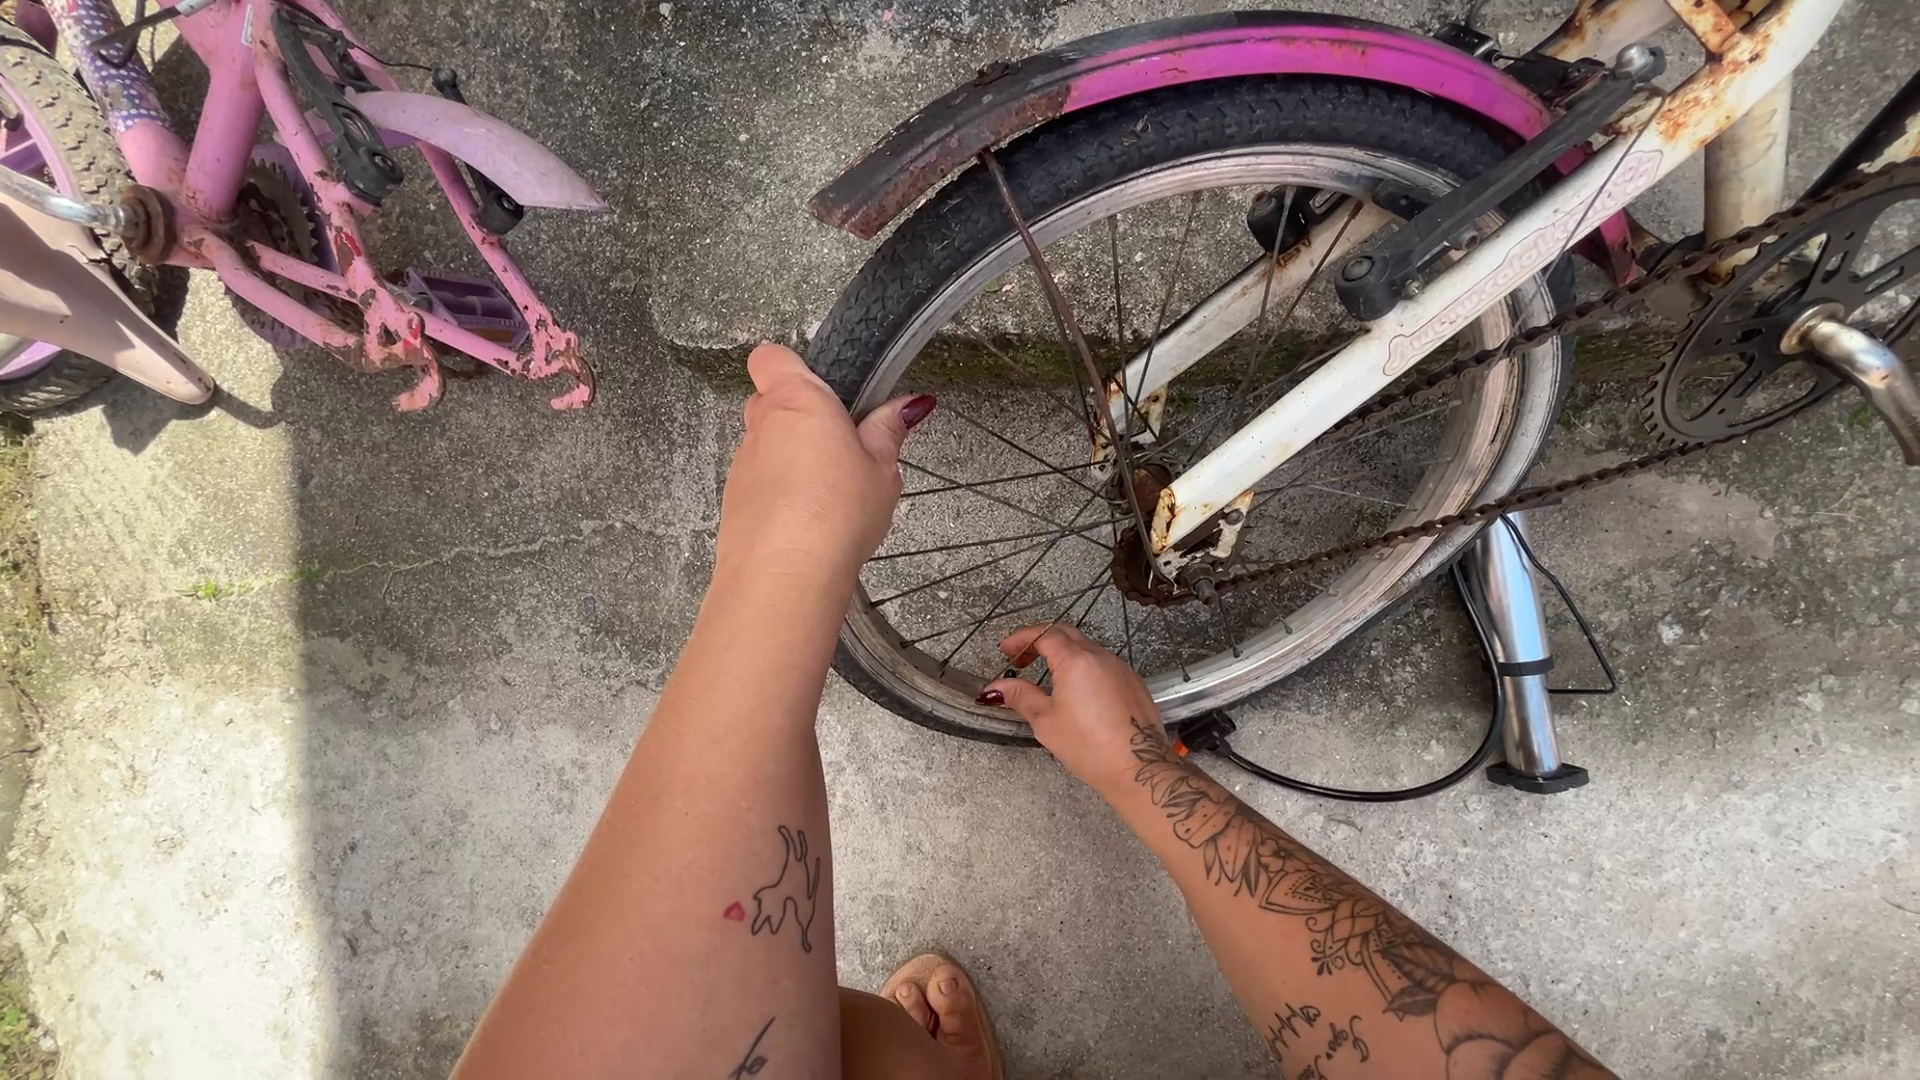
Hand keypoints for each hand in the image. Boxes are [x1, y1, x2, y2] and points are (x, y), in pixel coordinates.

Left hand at [716, 344, 933, 585]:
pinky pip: (761, 484)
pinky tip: (810, 520)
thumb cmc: (835, 512)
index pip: (772, 356)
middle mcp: (760, 426)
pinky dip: (781, 493)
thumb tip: (907, 406)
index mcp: (796, 401)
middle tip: (844, 446)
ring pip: (767, 447)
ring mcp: (742, 466)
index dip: (795, 366)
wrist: (785, 576)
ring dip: (793, 460)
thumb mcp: (882, 470)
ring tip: (832, 493)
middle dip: (803, 418)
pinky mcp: (735, 503)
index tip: (828, 388)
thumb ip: (888, 432)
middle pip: (772, 402)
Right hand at [978, 623, 1165, 793]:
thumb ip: (1021, 696)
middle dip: (1041, 640)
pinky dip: (1085, 667)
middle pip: (1066, 633)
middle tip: (1022, 659)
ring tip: (1047, 677)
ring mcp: (1121, 668)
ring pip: (1087, 648)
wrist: (1139, 769)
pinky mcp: (1134, 682)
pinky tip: (1077, 692)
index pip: (1044, 634)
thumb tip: (996, 688)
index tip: (1007, 649)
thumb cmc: (1089, 747)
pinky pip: (1104, 664)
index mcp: (1075, 660)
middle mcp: (1101, 656)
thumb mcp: (1046, 721)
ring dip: (1064, 654)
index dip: (1022, 638)